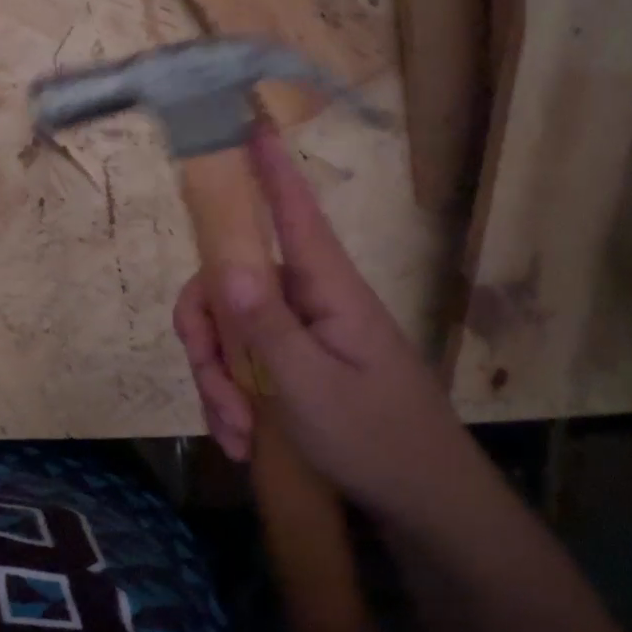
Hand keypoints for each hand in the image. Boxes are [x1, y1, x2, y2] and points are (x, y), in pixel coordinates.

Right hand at [173, 125, 468, 512]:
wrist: (422, 505)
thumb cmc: (376, 439)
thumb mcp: (308, 387)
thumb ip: (264, 325)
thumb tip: (224, 264)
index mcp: (327, 291)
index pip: (295, 214)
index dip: (270, 170)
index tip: (248, 126)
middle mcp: (308, 301)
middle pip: (229, 284)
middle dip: (208, 341)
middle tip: (216, 393)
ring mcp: (298, 335)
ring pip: (226, 330)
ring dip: (218, 382)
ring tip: (236, 433)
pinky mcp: (289, 365)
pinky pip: (238, 363)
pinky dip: (230, 400)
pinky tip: (241, 438)